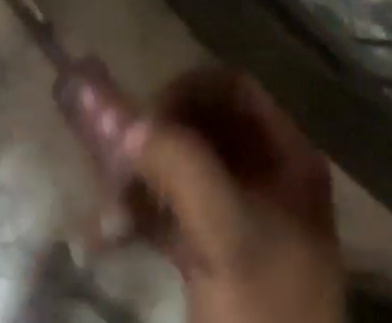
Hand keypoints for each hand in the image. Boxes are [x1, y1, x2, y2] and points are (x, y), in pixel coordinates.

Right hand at [130, 68, 344, 322]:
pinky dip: (135, 214)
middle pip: (198, 125)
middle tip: (114, 157)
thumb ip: (179, 165)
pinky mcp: (207, 251)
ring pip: (176, 167)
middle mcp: (262, 176)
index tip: (146, 119)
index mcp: (287, 158)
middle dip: (151, 137)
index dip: (186, 92)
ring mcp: (234, 214)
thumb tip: (119, 112)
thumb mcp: (229, 233)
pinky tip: (104, 232)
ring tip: (105, 201)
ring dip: (135, 176)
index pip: (233, 90)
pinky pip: (165, 210)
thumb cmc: (267, 309)